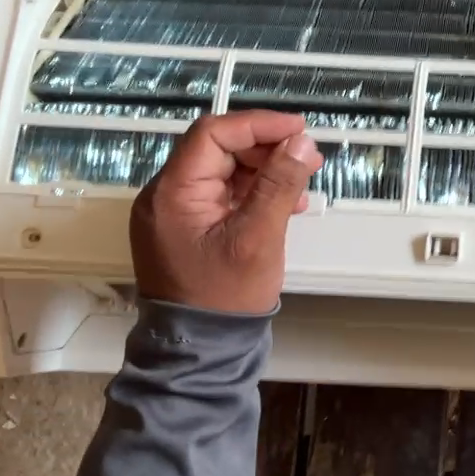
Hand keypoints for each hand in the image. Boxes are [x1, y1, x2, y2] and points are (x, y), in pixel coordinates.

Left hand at [130, 111, 322, 314]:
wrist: (201, 350)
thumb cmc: (226, 295)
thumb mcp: (258, 236)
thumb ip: (279, 184)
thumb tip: (302, 141)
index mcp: (172, 193)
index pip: (213, 134)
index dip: (258, 124)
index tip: (298, 130)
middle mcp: (166, 195)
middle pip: (218, 148)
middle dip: (266, 148)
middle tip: (308, 158)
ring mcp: (176, 212)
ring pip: (224, 168)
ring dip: (265, 169)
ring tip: (302, 182)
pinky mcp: (190, 226)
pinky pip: (223, 192)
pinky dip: (255, 190)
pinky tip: (285, 203)